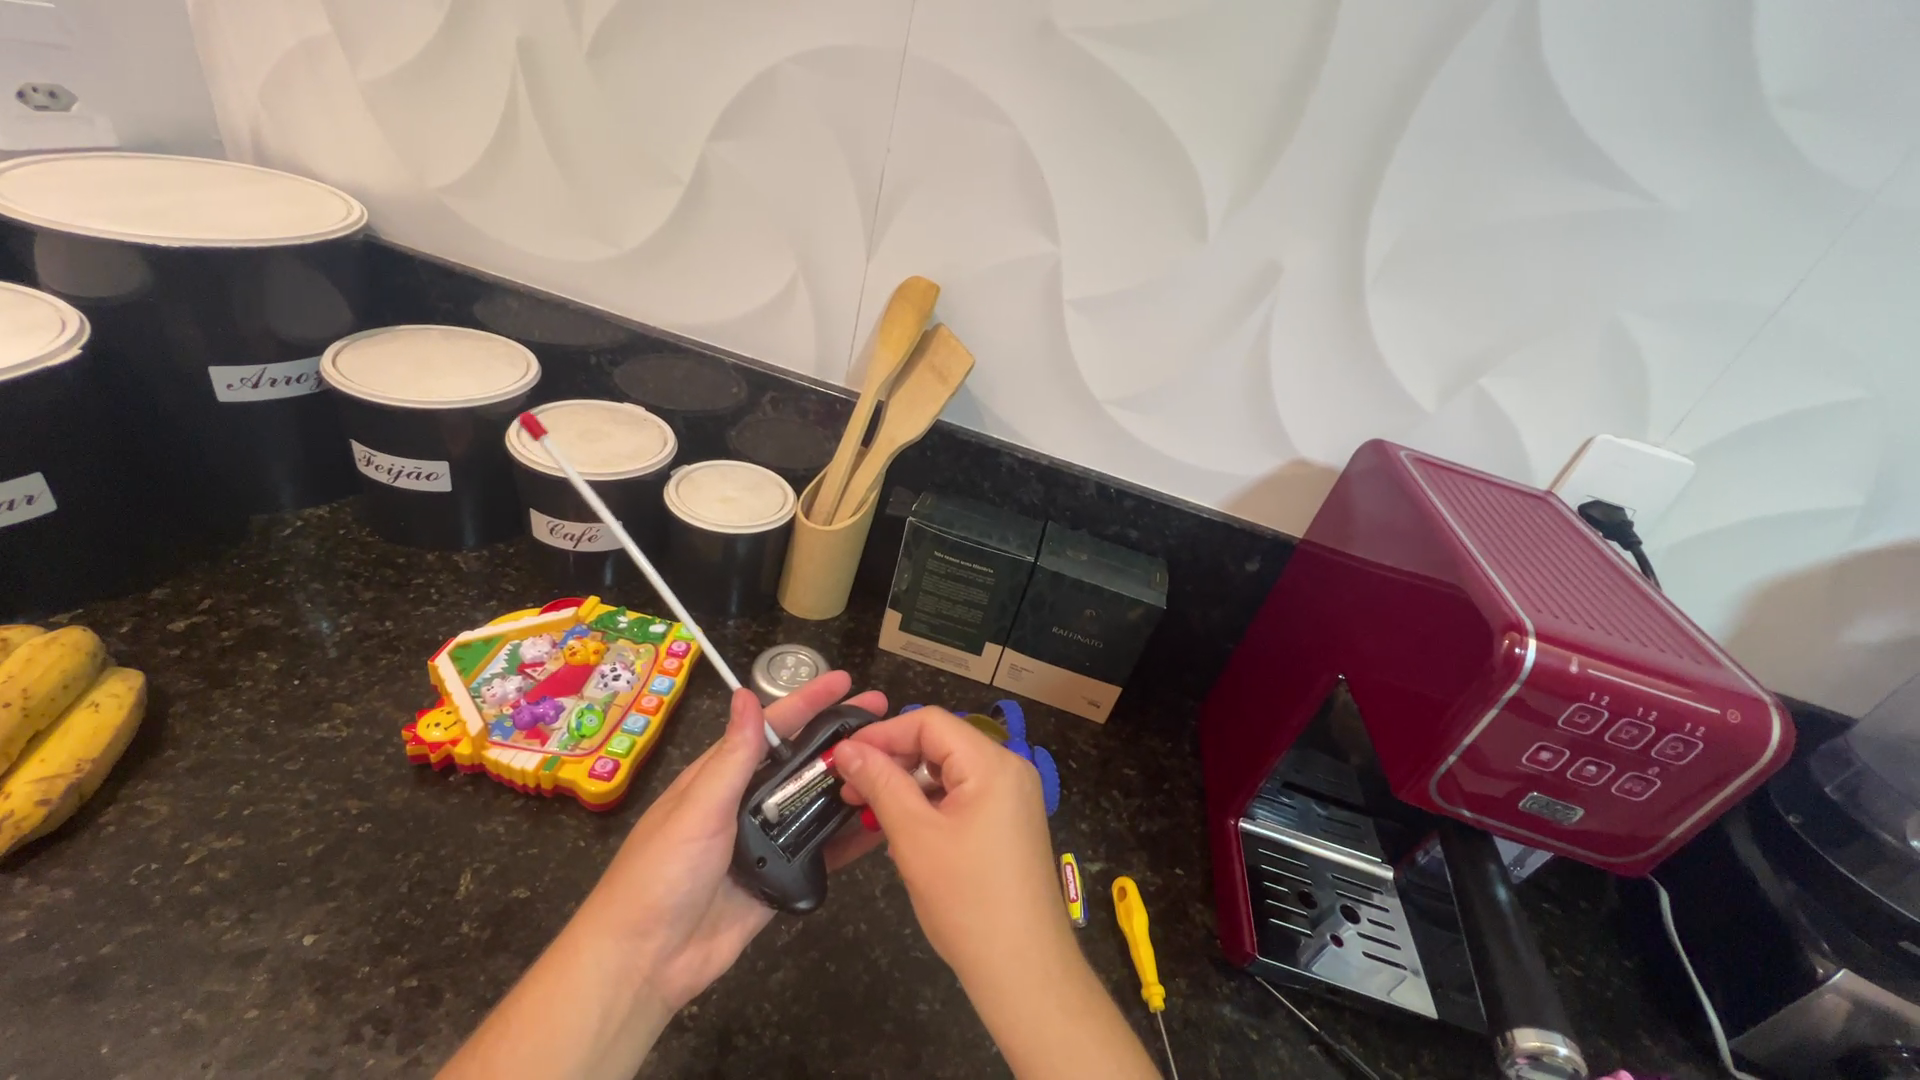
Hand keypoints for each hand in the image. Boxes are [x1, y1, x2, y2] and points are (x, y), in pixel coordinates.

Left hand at [440, 672, 885, 1079]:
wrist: (647, 961)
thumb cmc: (662, 873)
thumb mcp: (697, 807)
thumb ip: (732, 757)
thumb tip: (747, 694)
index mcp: (721, 776)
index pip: (772, 727)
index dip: (809, 701)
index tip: (846, 680)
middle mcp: (747, 802)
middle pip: (802, 761)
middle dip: (841, 737)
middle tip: (886, 717)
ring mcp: (766, 841)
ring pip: (816, 803)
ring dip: (850, 783)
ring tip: (895, 765)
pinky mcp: (781, 877)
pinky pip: (822, 850)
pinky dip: (849, 836)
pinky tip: (880, 823)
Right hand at [831, 707, 1067, 988]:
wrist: (1024, 969)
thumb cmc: (967, 901)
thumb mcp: (914, 837)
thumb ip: (881, 784)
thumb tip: (847, 749)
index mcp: (993, 763)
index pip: (930, 723)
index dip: (882, 734)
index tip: (842, 757)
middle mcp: (1009, 769)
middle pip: (941, 743)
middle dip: (892, 760)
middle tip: (848, 787)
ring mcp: (1013, 797)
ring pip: (949, 771)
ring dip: (907, 784)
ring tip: (866, 810)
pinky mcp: (1009, 823)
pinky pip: (962, 796)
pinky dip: (929, 805)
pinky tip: (899, 829)